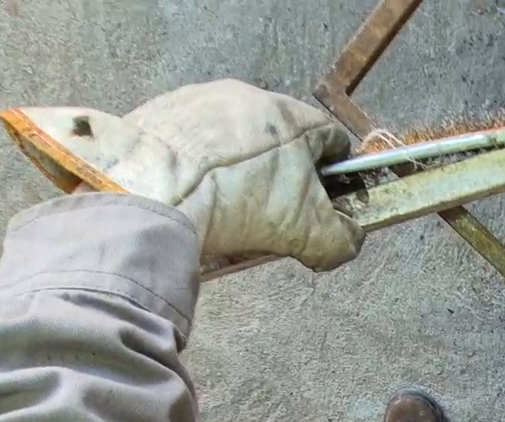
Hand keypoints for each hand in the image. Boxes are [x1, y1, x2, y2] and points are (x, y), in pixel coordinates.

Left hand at [0, 80, 363, 268]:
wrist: (155, 193)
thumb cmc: (241, 205)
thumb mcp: (312, 235)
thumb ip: (344, 239)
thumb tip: (349, 239)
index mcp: (289, 117)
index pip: (334, 139)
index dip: (340, 174)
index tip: (333, 201)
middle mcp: (245, 98)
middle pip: (283, 143)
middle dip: (288, 181)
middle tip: (281, 219)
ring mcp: (199, 103)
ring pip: (239, 145)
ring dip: (245, 178)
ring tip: (235, 218)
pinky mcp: (161, 116)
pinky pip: (196, 149)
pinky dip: (205, 176)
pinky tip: (201, 206)